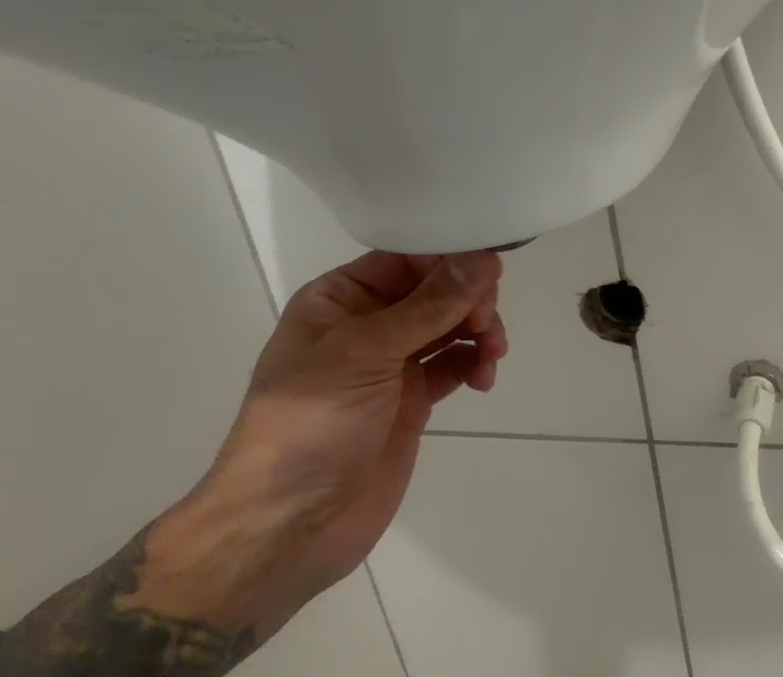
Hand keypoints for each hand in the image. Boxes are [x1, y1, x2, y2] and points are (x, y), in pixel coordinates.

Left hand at [0, 250, 506, 676]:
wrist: (289, 526)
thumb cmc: (311, 423)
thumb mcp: (366, 352)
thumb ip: (430, 304)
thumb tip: (484, 256)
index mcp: (338, 298)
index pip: (405, 257)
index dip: (449, 258)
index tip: (490, 270)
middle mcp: (365, 323)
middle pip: (434, 288)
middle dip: (469, 298)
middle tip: (487, 323)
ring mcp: (390, 364)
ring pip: (450, 325)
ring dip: (479, 330)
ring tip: (492, 353)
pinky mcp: (411, 401)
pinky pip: (453, 364)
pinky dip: (475, 362)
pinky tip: (484, 377)